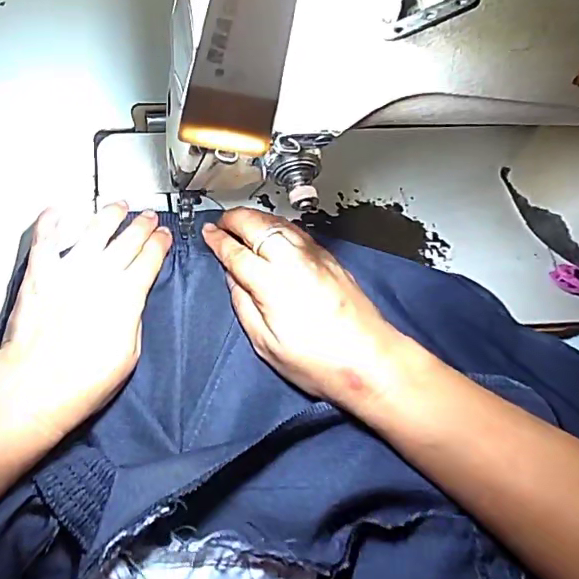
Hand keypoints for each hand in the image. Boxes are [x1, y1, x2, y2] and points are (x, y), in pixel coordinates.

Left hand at [0, 204, 172, 448]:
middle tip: (148, 218)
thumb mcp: (128, 355)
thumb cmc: (79, 381)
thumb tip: (131, 304)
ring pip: (95, 229)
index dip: (160, 244)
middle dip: (142, 225)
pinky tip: (56, 212)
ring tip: (116, 207)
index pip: (150, 258)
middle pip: (128, 238)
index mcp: (126, 295)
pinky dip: (52, 221)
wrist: (36, 385)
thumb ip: (132, 319)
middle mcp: (100, 275)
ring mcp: (69, 270)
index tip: (163, 238)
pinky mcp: (40, 273)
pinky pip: (46, 238)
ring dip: (109, 215)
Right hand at [202, 208, 426, 412]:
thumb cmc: (321, 362)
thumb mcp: (266, 342)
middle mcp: (293, 260)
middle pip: (255, 224)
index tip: (208, 234)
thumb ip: (243, 304)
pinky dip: (276, 224)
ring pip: (277, 221)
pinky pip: (295, 229)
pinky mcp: (329, 258)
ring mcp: (314, 256)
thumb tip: (233, 279)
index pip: (235, 251)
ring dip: (254, 217)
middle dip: (232, 219)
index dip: (217, 239)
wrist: (371, 361)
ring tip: (241, 222)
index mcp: (272, 282)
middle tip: (220, 224)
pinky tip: (272, 231)